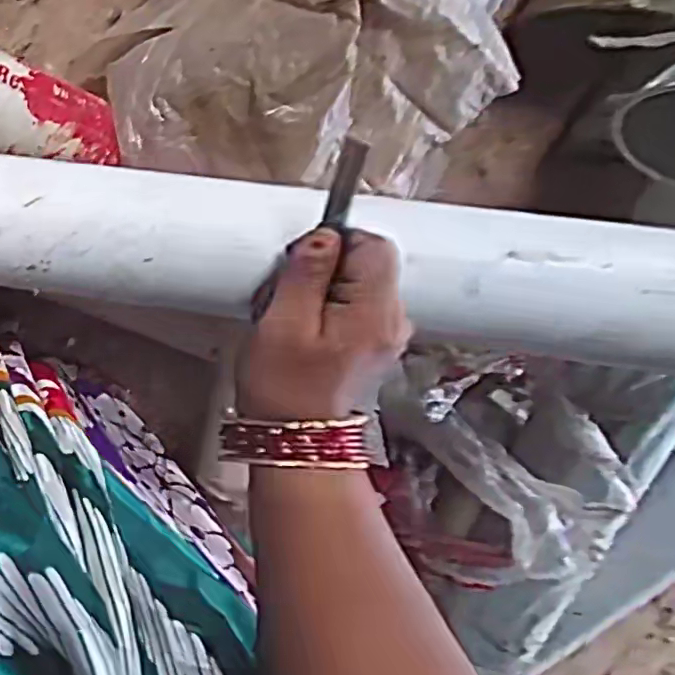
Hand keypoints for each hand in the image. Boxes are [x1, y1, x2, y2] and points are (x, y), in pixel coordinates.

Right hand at [238, 228, 411, 419]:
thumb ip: (305, 275)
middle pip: (368, 263)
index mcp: (375, 312)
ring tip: (290, 316)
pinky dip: (325, 307)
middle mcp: (392, 320)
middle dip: (323, 268)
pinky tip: (302, 328)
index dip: (334, 243)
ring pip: (358, 283)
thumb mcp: (282, 324)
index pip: (374, 245)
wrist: (295, 437)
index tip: (299, 264)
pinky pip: (353, 304)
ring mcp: (385, 334)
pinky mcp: (372, 343)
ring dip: (321, 288)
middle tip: (287, 296)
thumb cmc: (283, 387)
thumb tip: (323, 237)